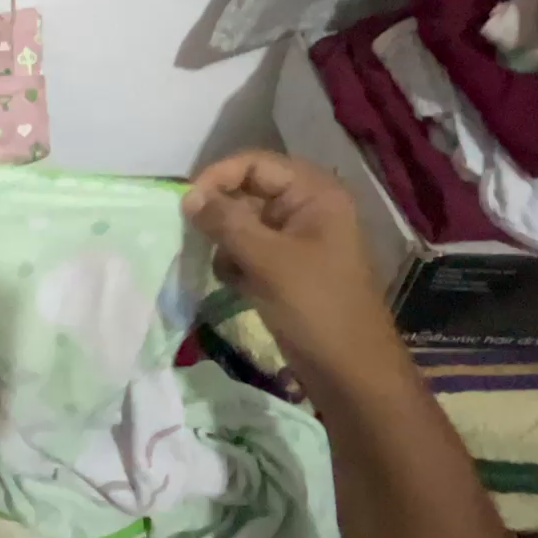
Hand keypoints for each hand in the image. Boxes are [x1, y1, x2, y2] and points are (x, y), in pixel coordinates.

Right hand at [182, 151, 403, 379]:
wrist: (351, 373)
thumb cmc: (316, 307)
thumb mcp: (266, 259)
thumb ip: (225, 222)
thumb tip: (188, 197)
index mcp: (314, 194)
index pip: (253, 164)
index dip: (217, 177)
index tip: (186, 205)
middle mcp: (305, 208)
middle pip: (246, 190)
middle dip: (218, 212)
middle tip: (192, 235)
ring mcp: (296, 239)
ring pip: (242, 222)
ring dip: (224, 241)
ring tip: (221, 266)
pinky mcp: (285, 268)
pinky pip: (247, 249)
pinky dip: (233, 262)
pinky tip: (233, 284)